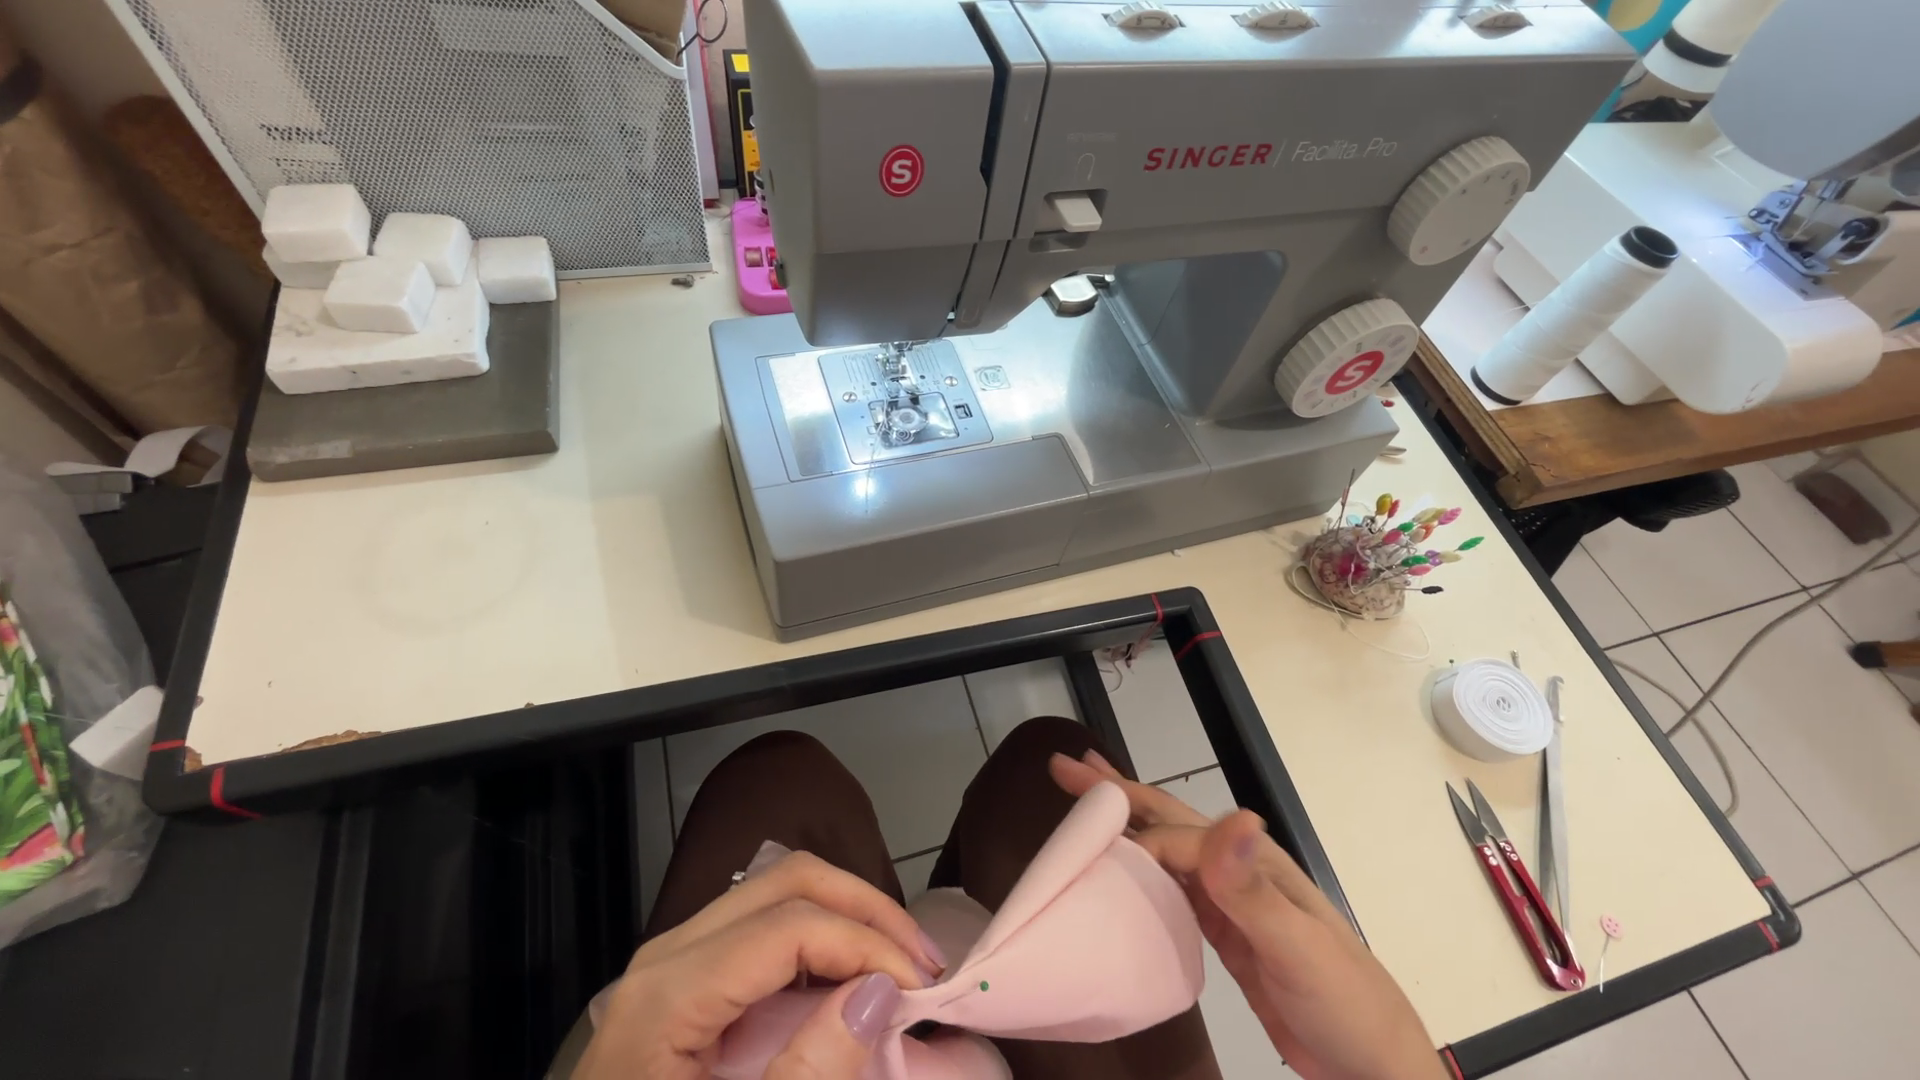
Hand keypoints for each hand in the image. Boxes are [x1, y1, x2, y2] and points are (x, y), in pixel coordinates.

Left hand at [575, 851, 944, 1079]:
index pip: (789, 926)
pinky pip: (767, 922)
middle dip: (866, 909)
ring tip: (899, 963)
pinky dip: (822, 933)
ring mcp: (677, 957)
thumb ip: (805, 1074)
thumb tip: (878, 991)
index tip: (919, 991)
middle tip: (922, 961)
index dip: (865, 944)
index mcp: (668, 994)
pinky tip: (853, 973)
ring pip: (780, 889)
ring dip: (848, 914)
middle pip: (788, 880)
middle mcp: (670, 953)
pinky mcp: (690, 974)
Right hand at [1051, 751, 1444, 1079]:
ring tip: (1081, 808)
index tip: (1080, 850)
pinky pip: (1168, 892)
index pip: (1177, 837)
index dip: (1129, 835)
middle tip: (1064, 770)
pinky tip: (1114, 873)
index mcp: (1253, 861)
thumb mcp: (1298, 946)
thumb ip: (1254, 887)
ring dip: (1121, 826)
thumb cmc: (1343, 1002)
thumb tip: (1232, 814)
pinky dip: (1136, 875)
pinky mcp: (1220, 934)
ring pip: (1162, 852)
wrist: (1372, 1067)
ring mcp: (1227, 902)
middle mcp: (1235, 870)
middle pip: (1165, 822)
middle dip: (1115, 794)